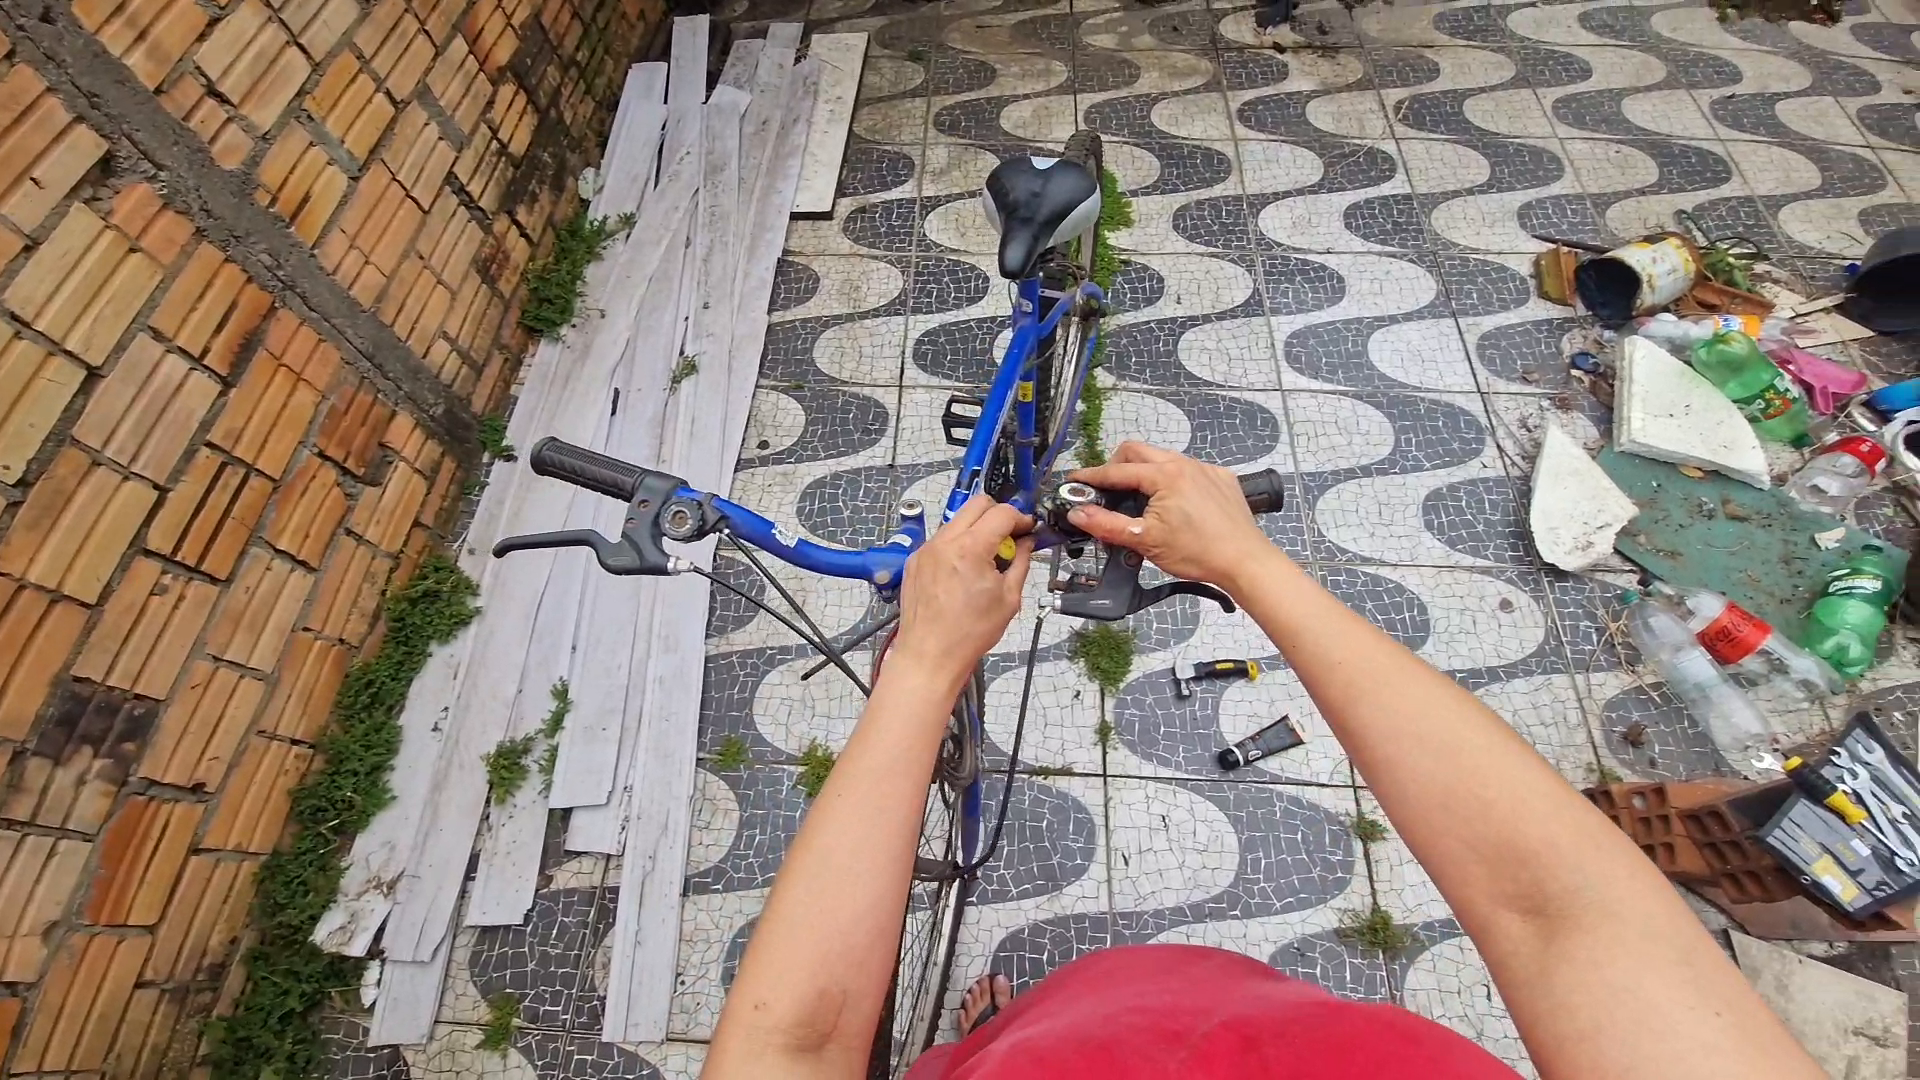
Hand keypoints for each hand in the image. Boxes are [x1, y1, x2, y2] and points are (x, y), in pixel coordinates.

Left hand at [890, 495, 1032, 694]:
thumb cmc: (969, 632)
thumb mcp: (1008, 598)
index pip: (1002, 513)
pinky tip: (963, 571)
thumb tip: (1026, 544)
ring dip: (976, 529)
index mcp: (971, 548)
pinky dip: (956, 544)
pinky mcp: (914, 560)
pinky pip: (940, 539)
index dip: (1020, 518)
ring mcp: (926, 549)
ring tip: (986, 559)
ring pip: (957, 520)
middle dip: (998, 515)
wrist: (930, 654)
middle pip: (977, 504)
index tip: (1027, 529)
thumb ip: (1021, 563)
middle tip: (1008, 537)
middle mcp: (944, 541)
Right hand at [1067, 441, 1279, 592]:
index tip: (1073, 480)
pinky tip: (1173, 503)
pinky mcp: (1222, 479)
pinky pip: (1187, 469)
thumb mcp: (1145, 540)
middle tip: (1106, 490)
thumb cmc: (1195, 552)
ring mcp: (1206, 469)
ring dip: (1144, 472)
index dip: (1091, 476)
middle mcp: (1185, 463)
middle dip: (1116, 466)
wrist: (1245, 562)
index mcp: (1164, 475)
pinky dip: (1171, 479)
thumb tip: (1077, 513)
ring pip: (1163, 458)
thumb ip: (1107, 524)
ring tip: (1138, 498)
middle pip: (1138, 451)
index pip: (1117, 470)